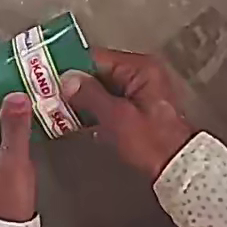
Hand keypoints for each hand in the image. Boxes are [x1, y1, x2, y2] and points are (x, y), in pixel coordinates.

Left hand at [0, 91, 36, 222]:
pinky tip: (42, 113)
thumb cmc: (8, 200)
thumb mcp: (14, 163)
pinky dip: (23, 117)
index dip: (11, 84)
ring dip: (23, 104)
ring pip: (4, 112)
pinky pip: (9, 124)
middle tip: (45, 81)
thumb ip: (15, 129)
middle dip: (18, 91)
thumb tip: (17, 94)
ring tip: (48, 92)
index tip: (34, 73)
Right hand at [62, 49, 196, 180]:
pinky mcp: (138, 109)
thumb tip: (68, 80)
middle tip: (49, 95)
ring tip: (58, 109)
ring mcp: (141, 91)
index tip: (48, 76)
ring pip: (102, 89)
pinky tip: (77, 121)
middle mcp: (142, 74)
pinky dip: (94, 110)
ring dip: (82, 101)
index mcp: (141, 69)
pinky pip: (110, 102)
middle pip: (98, 73)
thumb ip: (90, 96)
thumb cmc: (153, 143)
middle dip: (74, 86)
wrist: (177, 168)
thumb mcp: (117, 117)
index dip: (71, 67)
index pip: (97, 58)